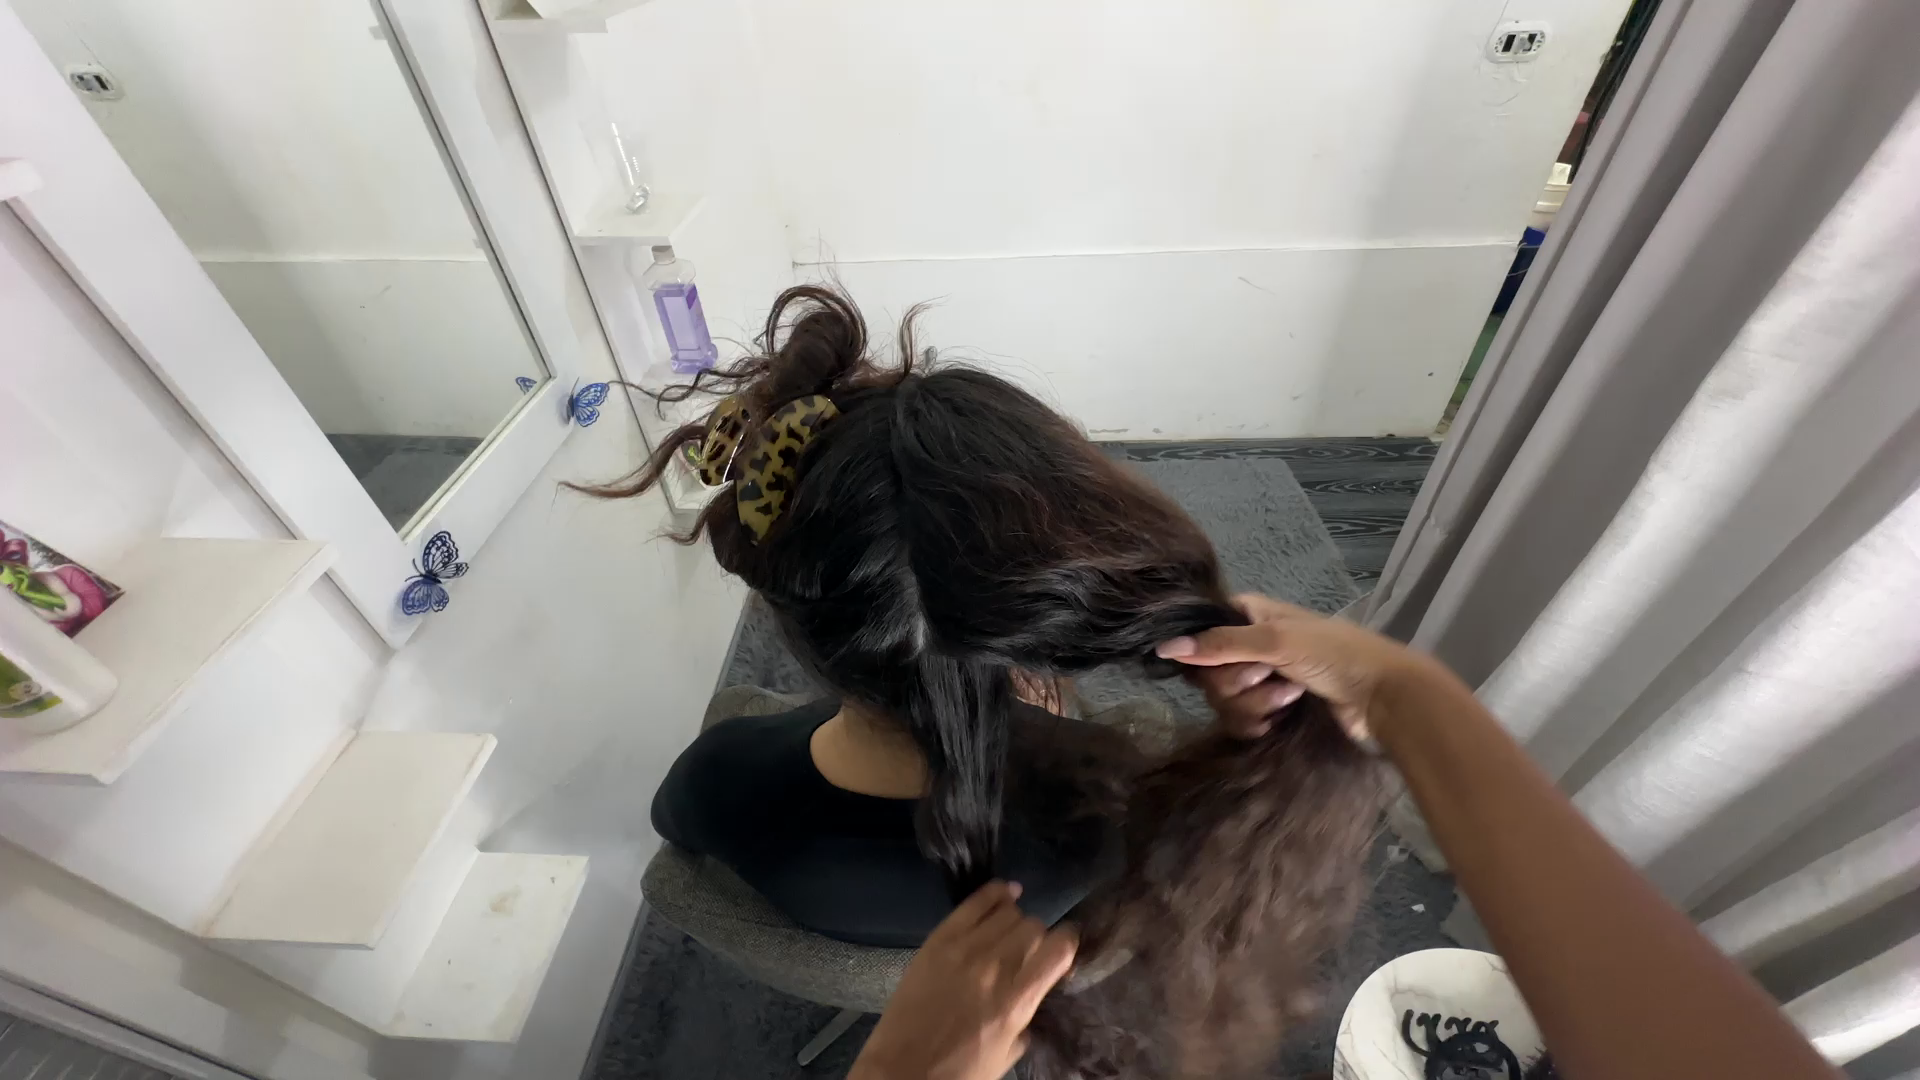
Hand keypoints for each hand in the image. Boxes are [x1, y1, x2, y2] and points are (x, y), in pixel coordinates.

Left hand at [850, 882, 1077, 1079]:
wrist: (902, 1070)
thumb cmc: (960, 1072)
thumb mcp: (1007, 1053)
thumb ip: (1026, 1017)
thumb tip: (1035, 989)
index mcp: (1016, 1001)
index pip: (1058, 950)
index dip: (1070, 941)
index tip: (1068, 942)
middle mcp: (995, 967)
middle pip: (1033, 926)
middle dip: (1039, 936)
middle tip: (1030, 950)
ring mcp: (965, 947)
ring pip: (1008, 911)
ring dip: (1016, 919)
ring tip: (1011, 930)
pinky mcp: (941, 937)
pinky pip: (975, 902)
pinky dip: (995, 893)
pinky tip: (1006, 894)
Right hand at [1156, 593, 1443, 741]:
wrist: (1385, 699)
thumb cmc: (1335, 655)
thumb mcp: (1276, 641)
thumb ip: (1219, 645)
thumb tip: (1165, 648)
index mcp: (1248, 615)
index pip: (1200, 633)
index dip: (1205, 651)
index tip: (1227, 659)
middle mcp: (1247, 644)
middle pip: (1207, 672)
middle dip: (1237, 683)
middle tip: (1270, 676)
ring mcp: (1258, 679)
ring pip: (1221, 700)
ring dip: (1255, 703)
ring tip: (1290, 697)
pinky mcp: (1268, 711)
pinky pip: (1238, 722)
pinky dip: (1258, 722)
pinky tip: (1285, 715)